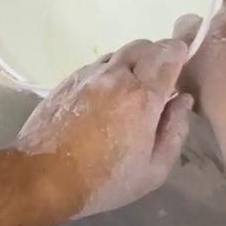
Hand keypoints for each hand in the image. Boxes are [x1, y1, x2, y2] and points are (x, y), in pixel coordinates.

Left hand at [14, 39, 195, 218]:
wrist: (42, 175)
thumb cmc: (104, 180)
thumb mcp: (154, 168)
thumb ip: (175, 130)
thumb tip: (182, 100)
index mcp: (141, 95)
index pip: (168, 52)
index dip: (180, 53)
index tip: (183, 68)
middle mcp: (113, 76)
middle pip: (142, 46)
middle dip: (157, 58)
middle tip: (160, 84)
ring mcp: (86, 76)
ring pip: (117, 54)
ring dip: (131, 66)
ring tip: (130, 95)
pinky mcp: (66, 81)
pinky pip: (95, 66)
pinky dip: (108, 74)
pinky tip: (105, 100)